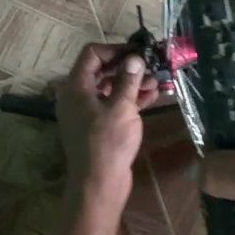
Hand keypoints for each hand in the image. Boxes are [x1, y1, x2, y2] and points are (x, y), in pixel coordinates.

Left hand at [55, 43, 159, 195]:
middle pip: (101, 70)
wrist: (98, 184)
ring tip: (158, 80)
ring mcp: (86, 112)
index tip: (139, 52)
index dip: (116, 49)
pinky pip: (112, 104)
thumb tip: (135, 58)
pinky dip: (130, 98)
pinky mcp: (97, 126)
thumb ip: (128, 79)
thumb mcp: (122, 107)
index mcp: (76, 87)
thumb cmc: (108, 142)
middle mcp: (77, 96)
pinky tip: (152, 96)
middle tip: (153, 65)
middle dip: (128, 66)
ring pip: (109, 88)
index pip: (92, 54)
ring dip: (132, 82)